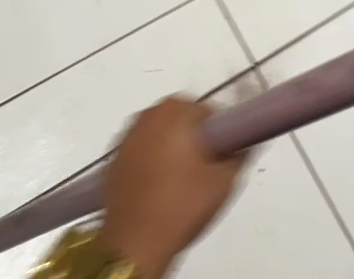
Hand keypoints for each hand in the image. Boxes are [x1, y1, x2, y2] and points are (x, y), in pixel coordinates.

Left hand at [100, 96, 245, 277]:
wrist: (134, 243)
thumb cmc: (182, 205)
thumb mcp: (224, 182)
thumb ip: (238, 153)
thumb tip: (240, 144)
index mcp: (176, 111)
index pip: (207, 113)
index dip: (218, 136)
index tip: (219, 160)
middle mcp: (148, 114)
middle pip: (181, 120)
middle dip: (193, 140)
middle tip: (203, 172)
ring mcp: (126, 136)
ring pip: (159, 135)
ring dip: (170, 149)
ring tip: (179, 184)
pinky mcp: (112, 160)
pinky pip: (140, 152)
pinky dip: (150, 162)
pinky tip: (157, 190)